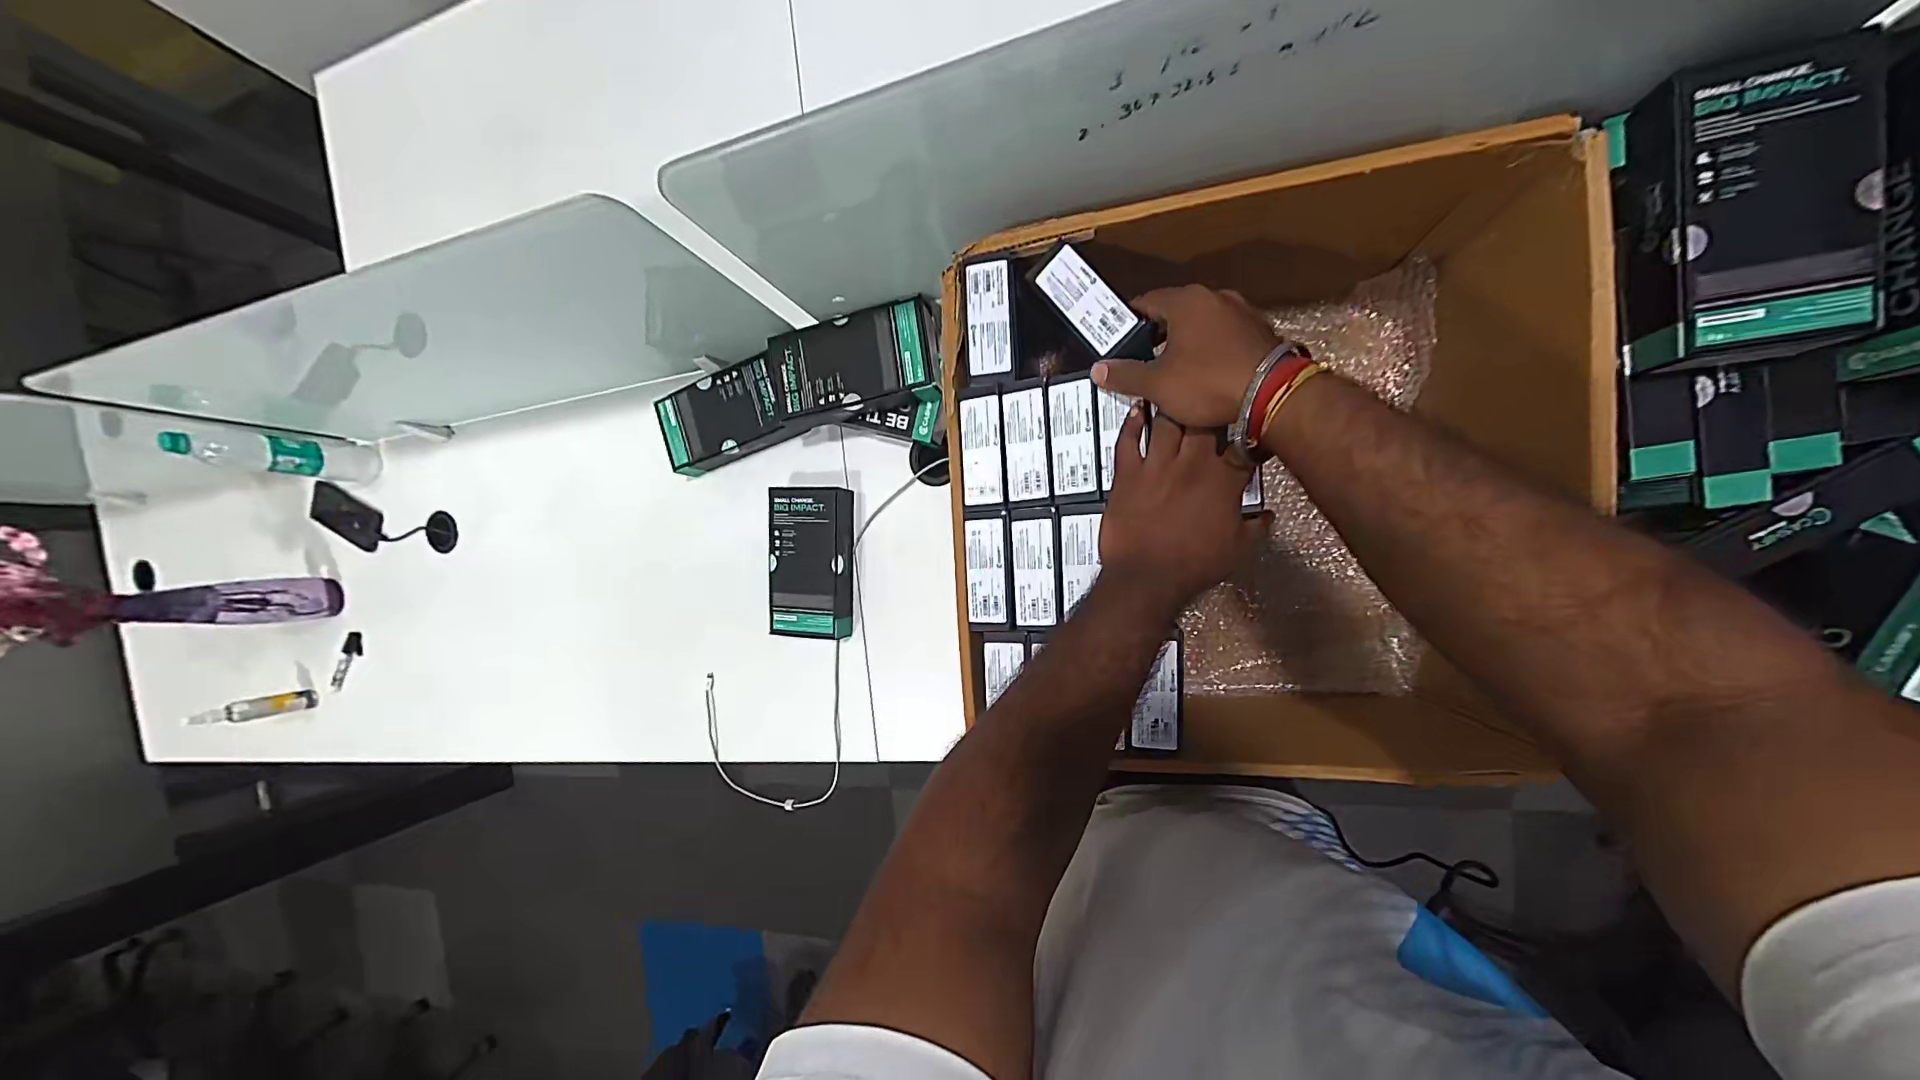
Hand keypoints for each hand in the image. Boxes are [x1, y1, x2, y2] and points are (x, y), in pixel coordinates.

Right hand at [1091, 285, 1279, 426]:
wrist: (1272, 394)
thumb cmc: (1210, 383)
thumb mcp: (1157, 384)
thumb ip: (1125, 375)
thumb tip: (1100, 370)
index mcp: (1186, 302)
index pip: (1146, 301)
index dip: (1128, 320)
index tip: (1118, 336)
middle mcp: (1215, 298)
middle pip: (1175, 311)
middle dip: (1157, 333)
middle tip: (1141, 356)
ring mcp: (1241, 313)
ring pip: (1201, 323)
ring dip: (1185, 341)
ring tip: (1171, 368)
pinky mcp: (1259, 332)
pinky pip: (1224, 336)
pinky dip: (1210, 350)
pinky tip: (1204, 373)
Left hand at [1100, 403, 1268, 613]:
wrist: (1145, 578)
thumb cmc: (1192, 566)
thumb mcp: (1237, 549)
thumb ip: (1256, 527)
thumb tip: (1268, 517)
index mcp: (1223, 480)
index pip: (1245, 443)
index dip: (1252, 430)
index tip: (1256, 421)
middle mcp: (1190, 465)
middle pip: (1204, 421)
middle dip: (1211, 408)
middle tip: (1212, 398)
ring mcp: (1156, 466)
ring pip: (1167, 422)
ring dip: (1172, 406)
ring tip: (1176, 391)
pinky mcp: (1127, 474)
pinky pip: (1127, 440)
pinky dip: (1131, 423)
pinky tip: (1137, 409)